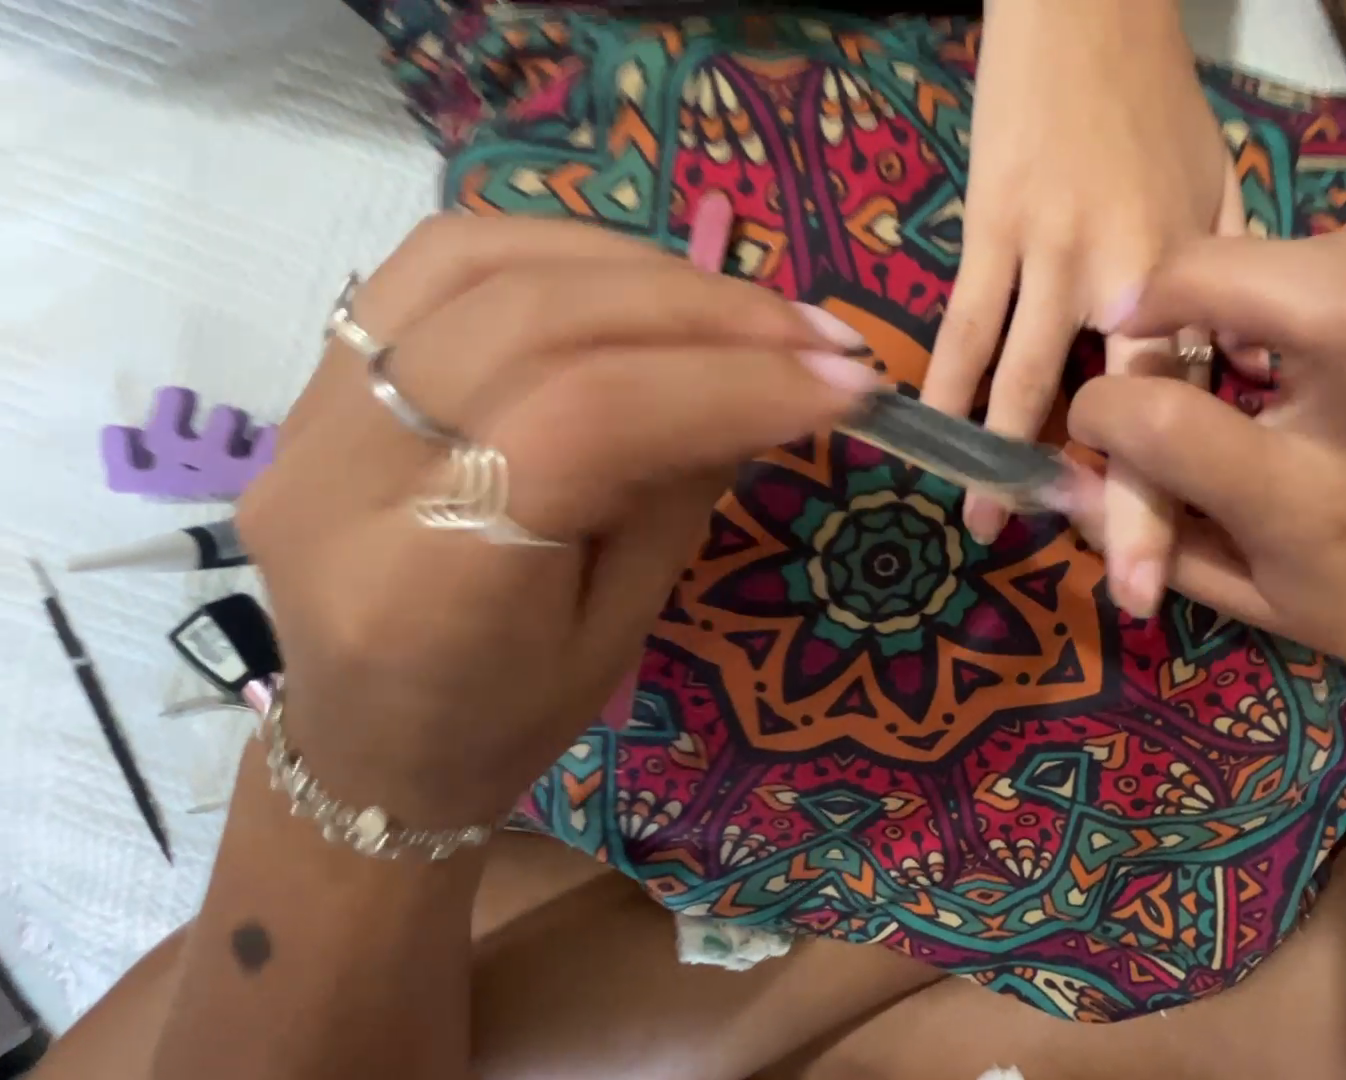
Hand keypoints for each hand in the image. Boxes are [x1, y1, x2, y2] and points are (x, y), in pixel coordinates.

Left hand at [236, 215, 877, 825]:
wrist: (369, 740)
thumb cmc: (509, 716)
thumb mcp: (621, 630)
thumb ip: (677, 498)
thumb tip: (755, 388)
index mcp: (433, 582)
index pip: (591, 424)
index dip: (730, 385)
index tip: (844, 386)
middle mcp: (350, 475)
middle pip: (542, 323)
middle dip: (707, 313)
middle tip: (818, 335)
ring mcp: (313, 410)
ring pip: (486, 263)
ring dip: (645, 268)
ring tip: (746, 308)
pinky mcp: (318, 374)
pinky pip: (444, 264)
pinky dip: (569, 253)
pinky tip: (647, 283)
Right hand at [920, 0, 1233, 617]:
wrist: (1085, 8)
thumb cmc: (1159, 103)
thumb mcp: (1222, 188)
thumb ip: (1226, 288)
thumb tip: (1226, 371)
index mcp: (1196, 268)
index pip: (1190, 403)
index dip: (1174, 491)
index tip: (1160, 577)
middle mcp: (1129, 272)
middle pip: (1120, 410)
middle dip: (1115, 506)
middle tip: (1115, 590)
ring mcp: (1051, 252)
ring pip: (1023, 382)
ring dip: (1002, 462)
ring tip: (988, 530)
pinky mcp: (989, 229)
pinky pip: (964, 326)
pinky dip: (948, 387)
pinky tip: (933, 439)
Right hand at [1062, 218, 1345, 694]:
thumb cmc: (1341, 609)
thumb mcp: (1232, 594)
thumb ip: (1143, 535)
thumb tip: (1061, 473)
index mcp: (1298, 507)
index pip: (1178, 428)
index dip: (1105, 408)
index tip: (1091, 419)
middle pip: (1312, 301)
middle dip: (1197, 277)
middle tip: (1139, 309)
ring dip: (1264, 254)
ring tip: (1210, 295)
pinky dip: (1327, 246)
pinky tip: (1286, 285)